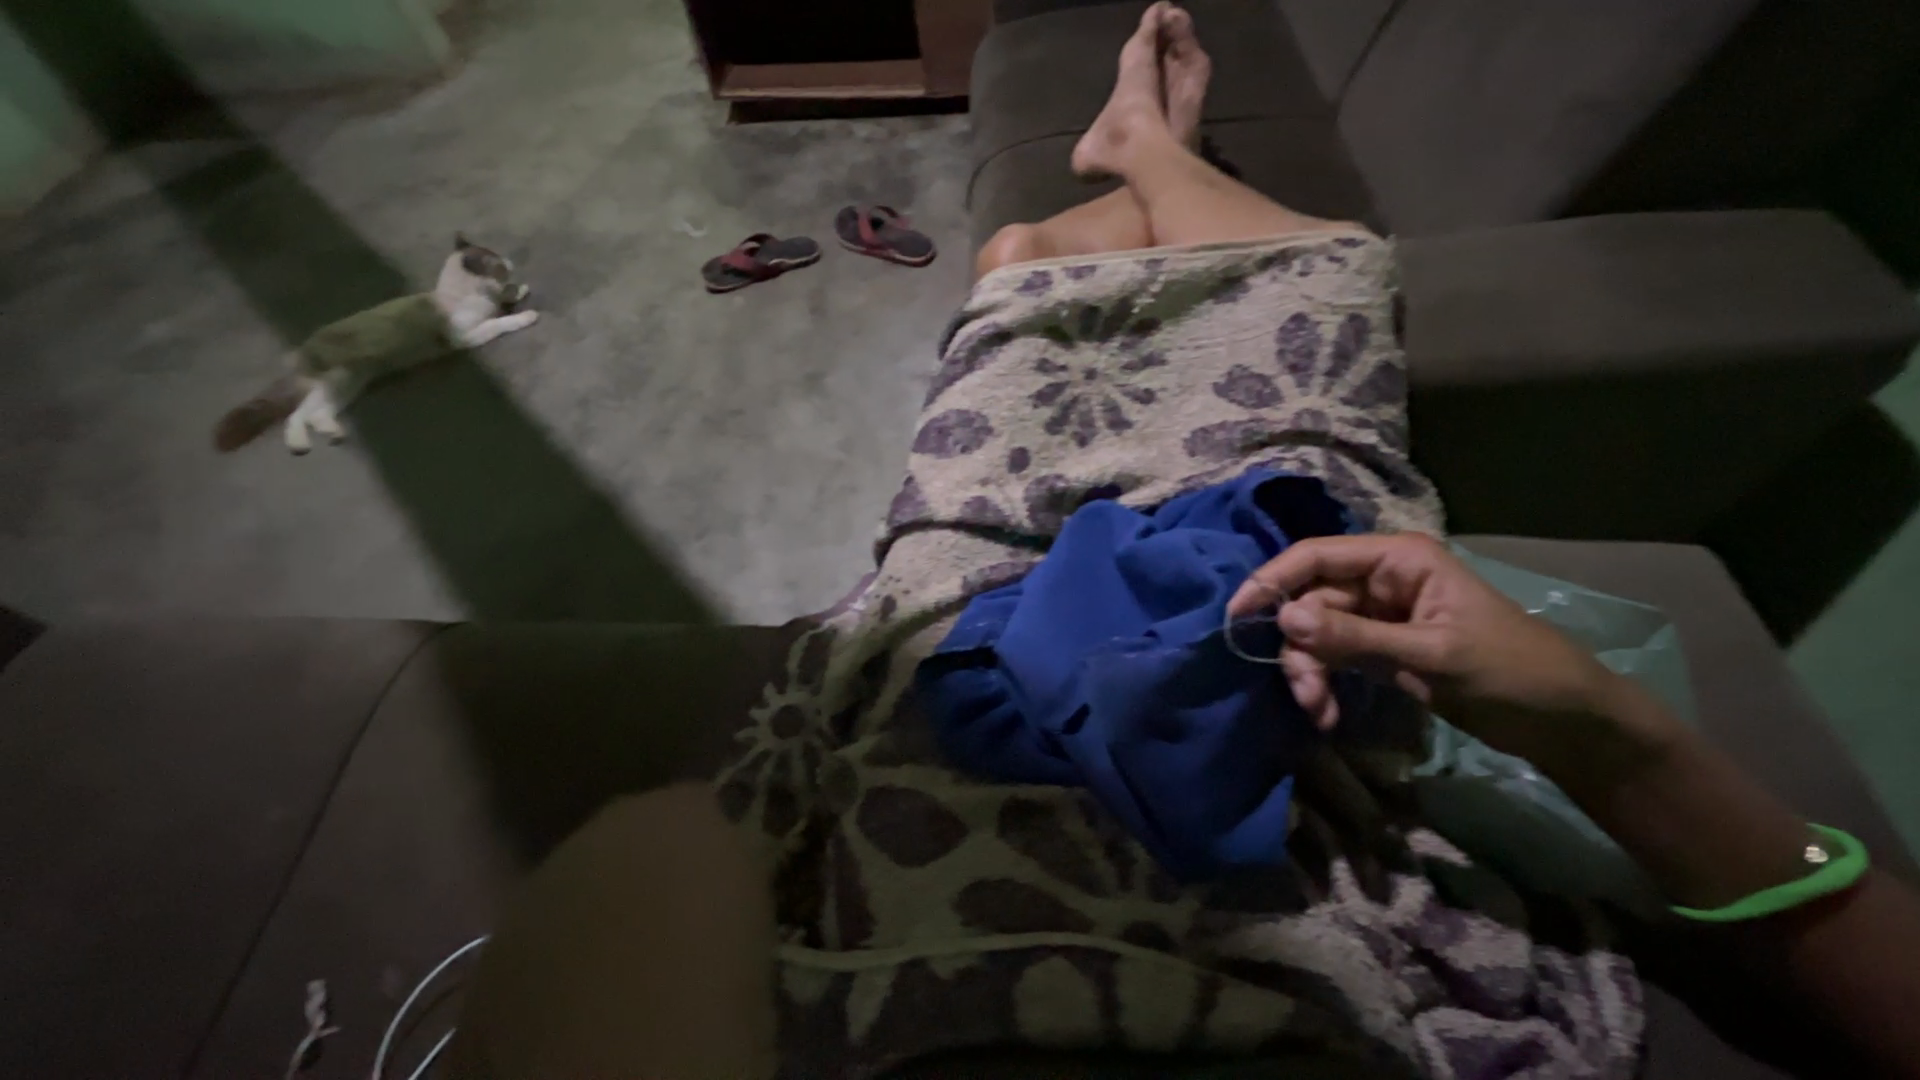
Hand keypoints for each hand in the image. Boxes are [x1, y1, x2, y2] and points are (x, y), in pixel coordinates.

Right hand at [1228, 534, 1673, 771]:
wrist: (1567, 724)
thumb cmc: (1512, 672)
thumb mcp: (1431, 654)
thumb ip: (1354, 636)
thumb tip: (1283, 617)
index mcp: (1398, 560)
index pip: (1316, 556)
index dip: (1272, 581)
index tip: (1236, 617)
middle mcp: (1381, 580)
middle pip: (1310, 601)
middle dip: (1301, 649)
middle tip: (1305, 695)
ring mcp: (1379, 616)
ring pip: (1317, 634)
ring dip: (1310, 673)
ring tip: (1321, 713)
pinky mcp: (1381, 649)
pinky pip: (1334, 657)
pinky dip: (1325, 684)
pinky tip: (1330, 715)